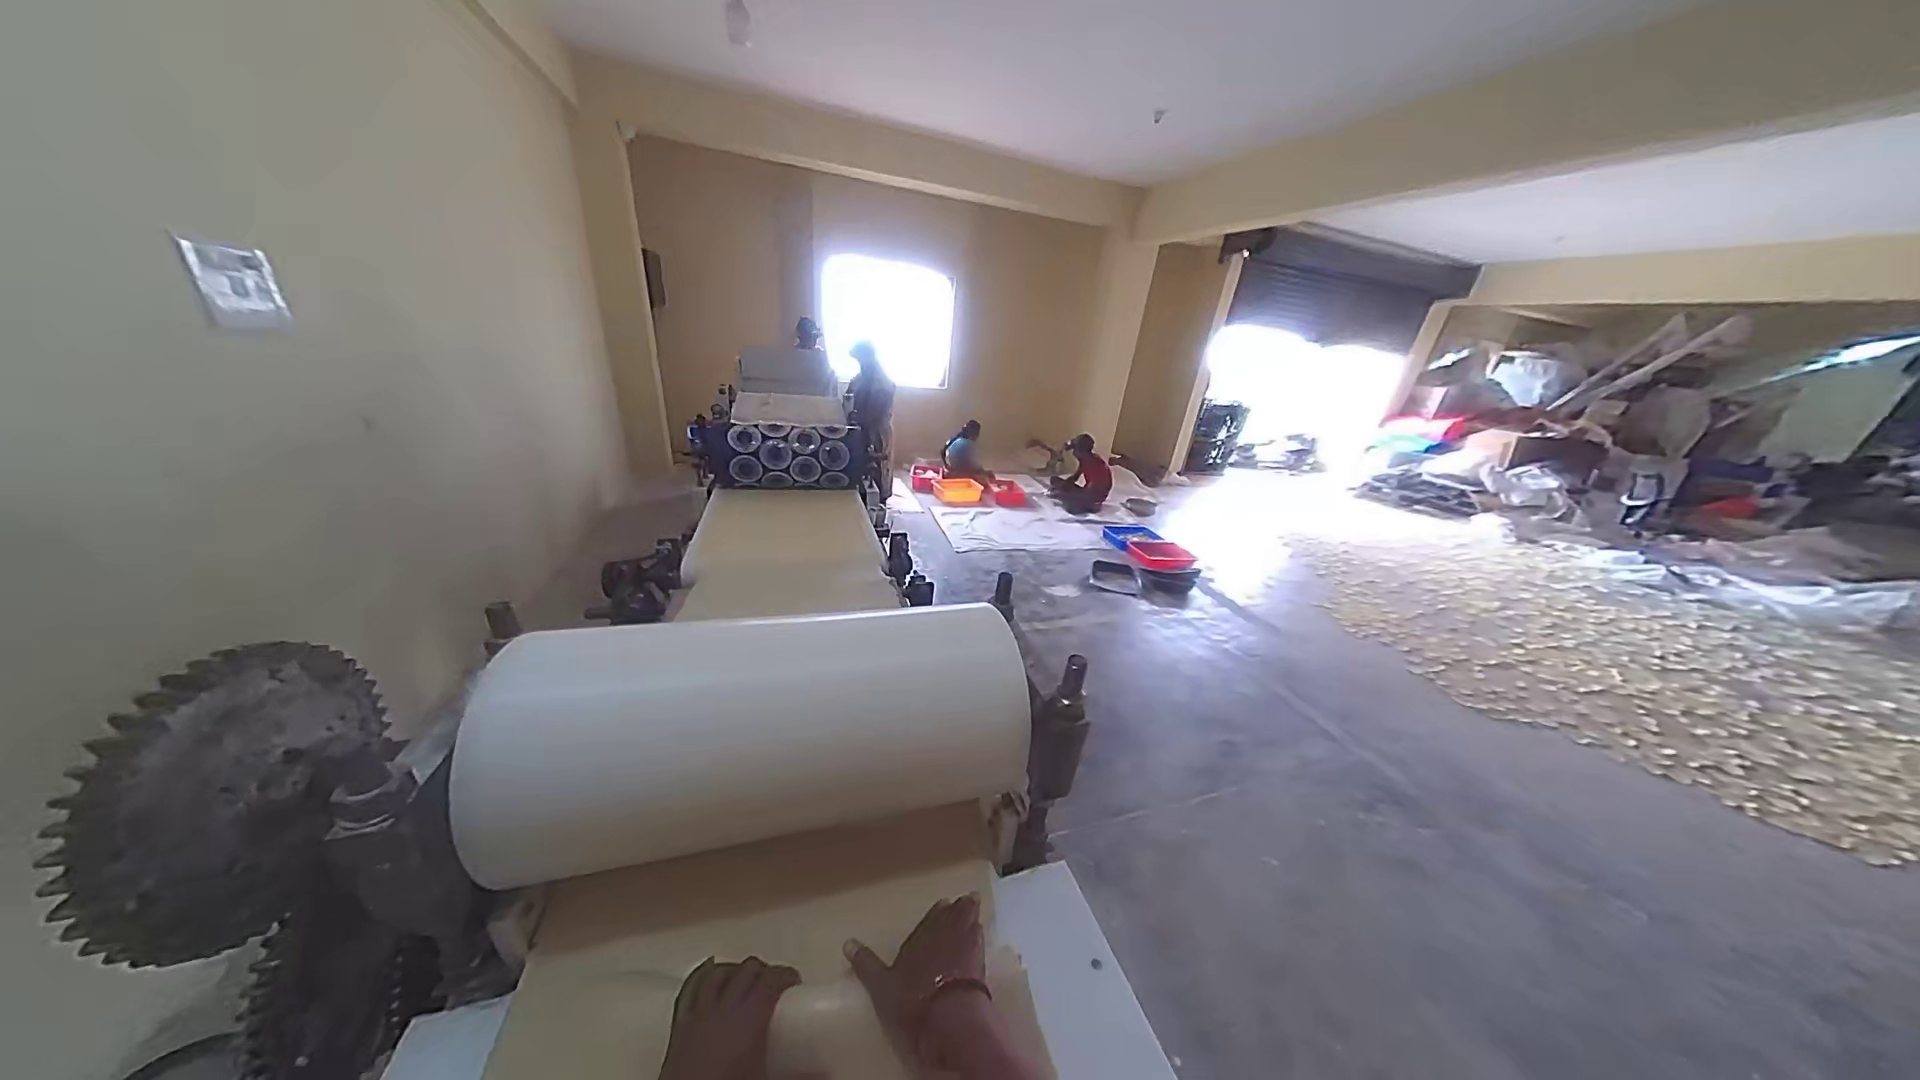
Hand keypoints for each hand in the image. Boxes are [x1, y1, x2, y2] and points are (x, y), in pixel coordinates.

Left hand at [657, 957, 799, 1079]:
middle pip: (748, 969)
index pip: (772, 978)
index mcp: (751, 1016)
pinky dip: (701, 975)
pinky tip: (709, 969)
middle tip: (774, 987)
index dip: (786, 975)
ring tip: (745, 978)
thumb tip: (826, 1073)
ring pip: (720, 973)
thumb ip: (799, 1074)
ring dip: (736, 970)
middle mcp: (725, 1005)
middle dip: (764, 971)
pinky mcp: (679, 1026)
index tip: (795, 985)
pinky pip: (689, 989)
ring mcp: (699, 1012)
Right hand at [844, 895, 986, 1065]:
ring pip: (973, 924)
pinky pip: (981, 944)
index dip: (939, 910)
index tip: (944, 904)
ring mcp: (969, 947)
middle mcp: (948, 932)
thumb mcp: (882, 985)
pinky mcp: (983, 966)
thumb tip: (847, 942)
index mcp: (925, 931)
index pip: (935, 913)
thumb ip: (867, 964)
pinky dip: (980, 940)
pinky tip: (979, 943)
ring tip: (974, 915)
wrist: (951, 1018)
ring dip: (973, 919)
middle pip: (958, 912)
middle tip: (966, 901)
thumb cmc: (914, 998)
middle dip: (962, 907)